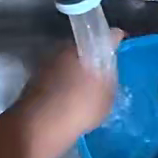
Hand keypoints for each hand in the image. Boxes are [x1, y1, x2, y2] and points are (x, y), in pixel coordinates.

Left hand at [13, 30, 123, 146]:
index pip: (108, 36)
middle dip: (92, 55)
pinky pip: (56, 70)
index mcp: (88, 48)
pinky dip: (62, 78)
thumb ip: (109, 79)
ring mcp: (48, 58)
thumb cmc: (80, 108)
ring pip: (68, 58)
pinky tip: (66, 94)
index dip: (117, 38)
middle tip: (100, 71)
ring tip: (82, 86)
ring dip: (75, 66)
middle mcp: (67, 47)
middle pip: (84, 46)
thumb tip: (106, 71)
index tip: (121, 42)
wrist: (41, 121)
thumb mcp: (107, 97)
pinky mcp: (36, 72)